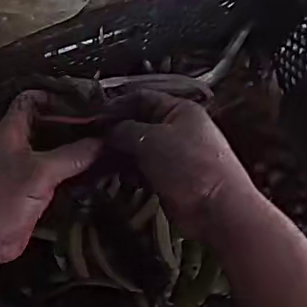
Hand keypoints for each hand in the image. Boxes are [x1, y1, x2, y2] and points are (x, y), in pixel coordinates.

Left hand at [0, 91, 103, 264]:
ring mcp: (25, 166)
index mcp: (10, 131)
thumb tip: (104, 142)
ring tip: (109, 140)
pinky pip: (58, 170)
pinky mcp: (33, 187)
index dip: (56, 94)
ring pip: (55, 147)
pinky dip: (76, 166)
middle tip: (105, 120)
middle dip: (74, 120)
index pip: (32, 98)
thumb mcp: (39, 173)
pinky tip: (99, 167)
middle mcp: (18, 144)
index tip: (85, 99)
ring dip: (77, 145)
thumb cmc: (2, 200)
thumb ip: (72, 155)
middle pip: (47, 122)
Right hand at [107, 91, 259, 241]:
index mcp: (179, 110)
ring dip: (121, 156)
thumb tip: (108, 131)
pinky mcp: (169, 178)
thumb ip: (124, 130)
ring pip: (138, 150)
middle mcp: (177, 129)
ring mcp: (173, 155)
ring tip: (100, 162)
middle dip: (116, 134)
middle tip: (91, 142)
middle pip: (138, 125)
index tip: (93, 116)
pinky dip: (130, 173)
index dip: (117, 105)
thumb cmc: (189, 165)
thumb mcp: (151, 139)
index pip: (142, 98)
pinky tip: (119, 178)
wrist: (216, 209)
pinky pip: (143, 170)